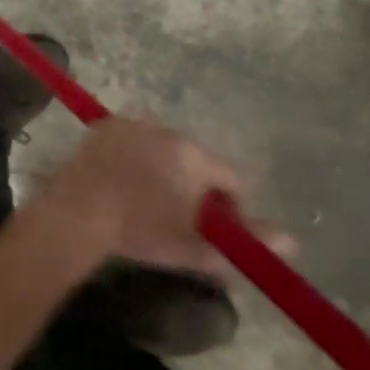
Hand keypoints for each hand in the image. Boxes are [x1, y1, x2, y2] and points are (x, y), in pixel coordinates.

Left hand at [45, 115, 291, 278]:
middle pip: (195, 160)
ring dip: (165, 168)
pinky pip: (132, 141)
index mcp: (192, 155)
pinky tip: (126, 181)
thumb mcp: (198, 245)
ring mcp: (128, 124)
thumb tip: (291, 241)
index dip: (231, 207)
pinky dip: (135, 156)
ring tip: (151, 198)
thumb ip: (247, 242)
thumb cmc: (141, 229)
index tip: (218, 228)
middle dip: (196, 185)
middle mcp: (162, 130)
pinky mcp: (101, 127)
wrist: (78, 212)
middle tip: (182, 215)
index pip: (230, 179)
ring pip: (162, 148)